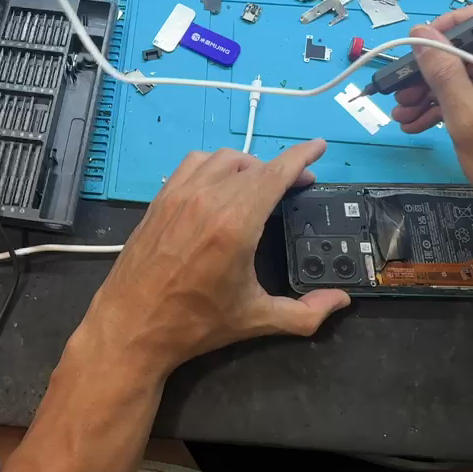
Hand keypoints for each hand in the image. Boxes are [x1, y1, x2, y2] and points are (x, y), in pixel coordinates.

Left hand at [74, 139, 349, 380]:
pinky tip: (221, 184)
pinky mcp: (161, 197)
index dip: (301, 156)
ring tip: (260, 185)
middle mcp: (208, 197)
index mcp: (235, 222)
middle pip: (253, 166)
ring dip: (248, 165)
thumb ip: (304, 313)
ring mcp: (180, 193)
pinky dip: (215, 165)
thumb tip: (340, 302)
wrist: (132, 325)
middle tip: (297, 186)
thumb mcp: (255, 319)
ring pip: (222, 158)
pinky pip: (193, 163)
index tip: (319, 146)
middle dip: (281, 170)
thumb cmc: (195, 323)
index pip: (275, 174)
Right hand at [389, 7, 472, 231]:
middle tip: (399, 93)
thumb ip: (443, 73)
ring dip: (432, 93)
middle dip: (430, 70)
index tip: (415, 49)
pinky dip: (449, 107)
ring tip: (401, 115)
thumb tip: (420, 33)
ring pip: (467, 77)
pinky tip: (419, 125)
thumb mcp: (468, 120)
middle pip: (469, 51)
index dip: (445, 27)